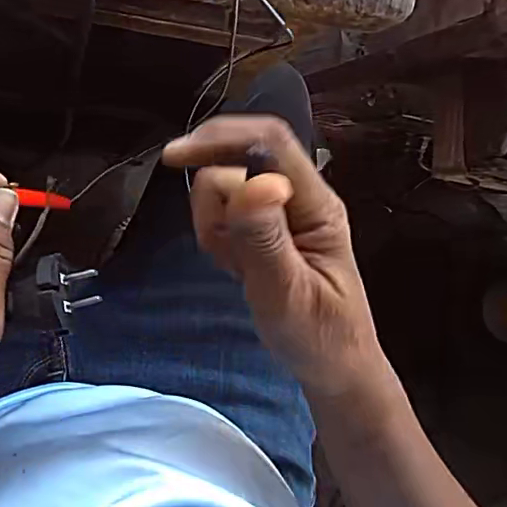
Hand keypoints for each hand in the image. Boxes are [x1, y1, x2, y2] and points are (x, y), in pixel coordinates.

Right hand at [162, 115, 382, 398]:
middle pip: (237, 161)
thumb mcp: (289, 294)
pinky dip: (216, 240)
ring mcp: (277, 213)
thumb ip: (265, 239)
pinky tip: (237, 269)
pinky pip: (219, 216)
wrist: (332, 369)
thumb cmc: (321, 337)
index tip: (174, 155)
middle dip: (215, 202)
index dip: (222, 137)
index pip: (270, 142)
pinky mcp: (260, 229)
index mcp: (316, 204)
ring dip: (215, 226)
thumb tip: (255, 182)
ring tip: (239, 269)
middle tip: (224, 252)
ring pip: (222, 188)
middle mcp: (296, 198)